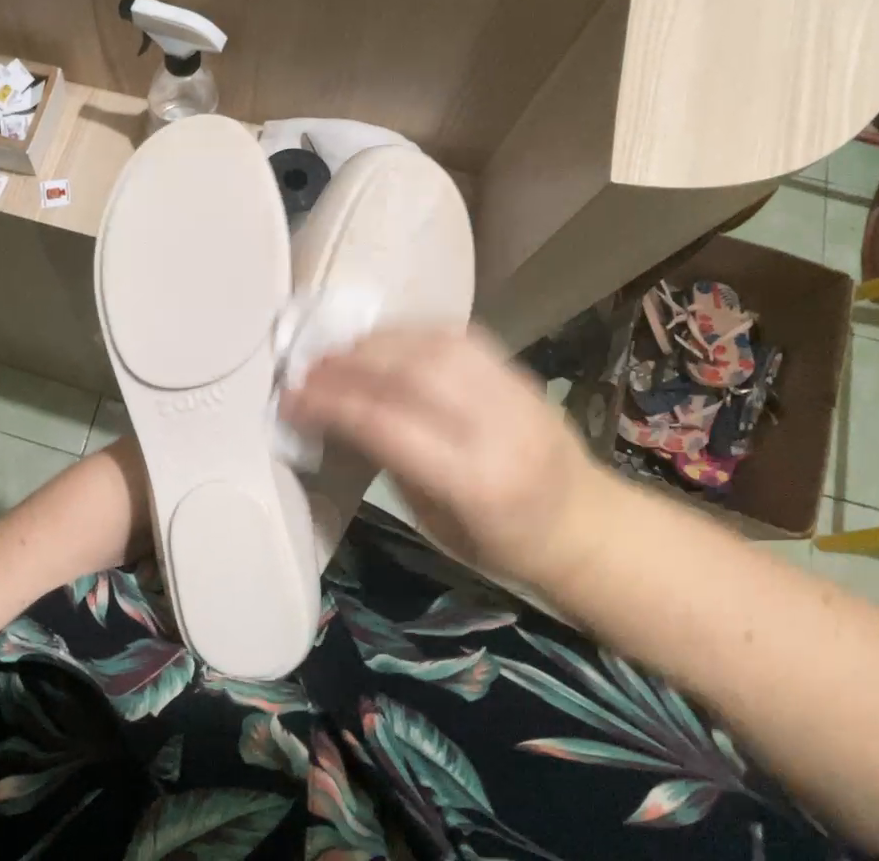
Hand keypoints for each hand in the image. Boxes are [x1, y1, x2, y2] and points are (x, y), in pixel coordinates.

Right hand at [281, 326, 606, 586]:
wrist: (589, 527)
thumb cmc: (502, 543)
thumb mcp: (434, 518)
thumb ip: (390, 460)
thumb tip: (337, 415)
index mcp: (475, 482)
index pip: (387, 424)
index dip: (330, 404)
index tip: (289, 398)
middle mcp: (498, 428)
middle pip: (410, 372)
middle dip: (347, 364)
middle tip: (306, 368)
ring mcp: (515, 393)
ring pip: (435, 345)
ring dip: (375, 342)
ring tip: (336, 350)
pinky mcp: (519, 372)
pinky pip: (457, 337)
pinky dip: (408, 334)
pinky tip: (381, 342)